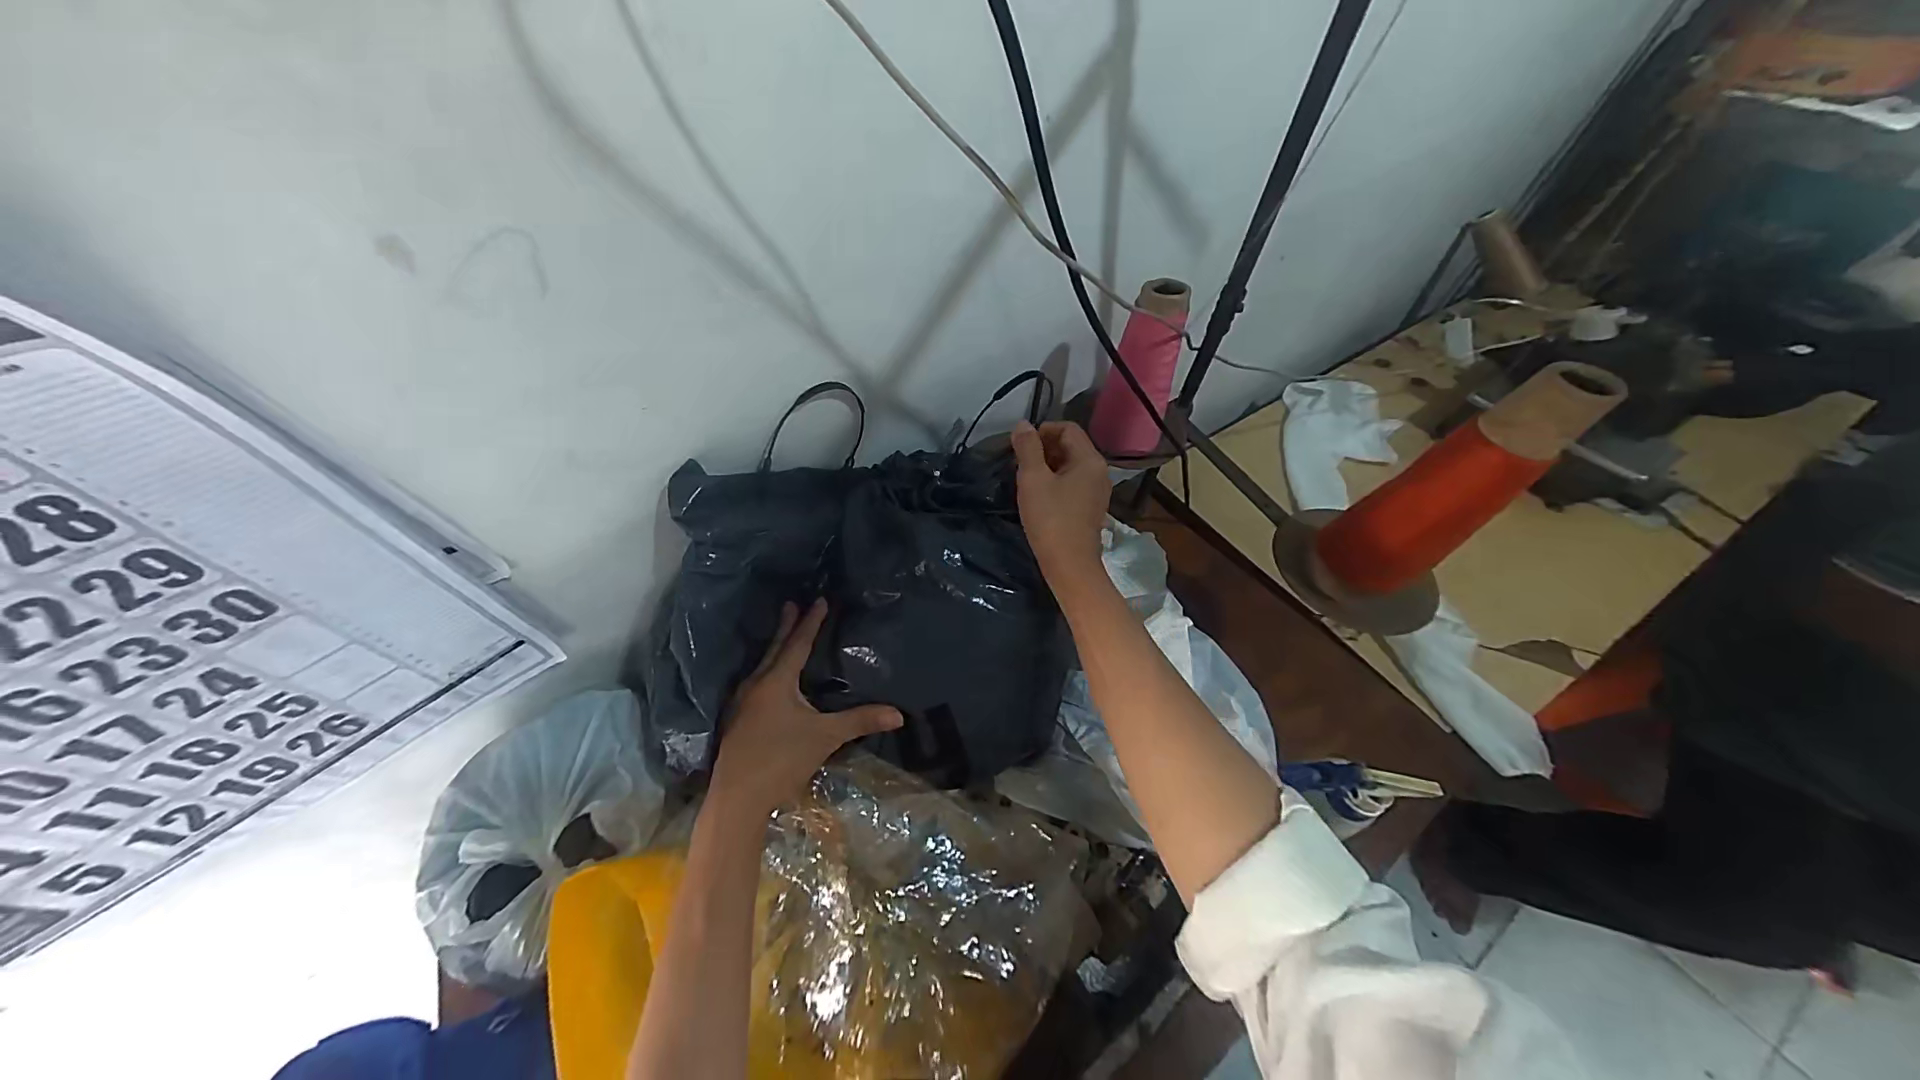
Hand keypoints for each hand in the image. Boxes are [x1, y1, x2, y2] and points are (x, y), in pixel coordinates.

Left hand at [710, 599, 902, 815]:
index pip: (798, 644)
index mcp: (776, 682)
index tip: (819, 600)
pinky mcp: (738, 720)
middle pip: (775, 649)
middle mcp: (756, 685)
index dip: (811, 622)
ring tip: (784, 636)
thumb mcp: (825, 737)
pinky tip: (771, 679)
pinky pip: (756, 682)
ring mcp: (743, 703)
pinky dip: (768, 669)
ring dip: (776, 647)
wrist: (737, 797)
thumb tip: (898, 714)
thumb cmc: (781, 759)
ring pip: (763, 665)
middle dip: (787, 627)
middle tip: (792, 604)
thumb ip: (859, 722)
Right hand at [1010, 420, 1110, 582]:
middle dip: (1044, 448)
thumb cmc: (1050, 519)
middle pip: (1071, 446)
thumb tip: (1023, 425)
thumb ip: (1027, 448)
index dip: (1043, 430)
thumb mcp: (1032, 479)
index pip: (1068, 428)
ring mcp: (1097, 491)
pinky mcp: (1090, 508)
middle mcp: (1099, 471)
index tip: (1021, 446)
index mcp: (1090, 460)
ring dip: (1048, 466)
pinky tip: (1039, 496)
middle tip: (1020, 463)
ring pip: (1071, 466)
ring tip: (1026, 479)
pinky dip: (1056, 483)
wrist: (1070, 565)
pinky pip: (1073, 484)